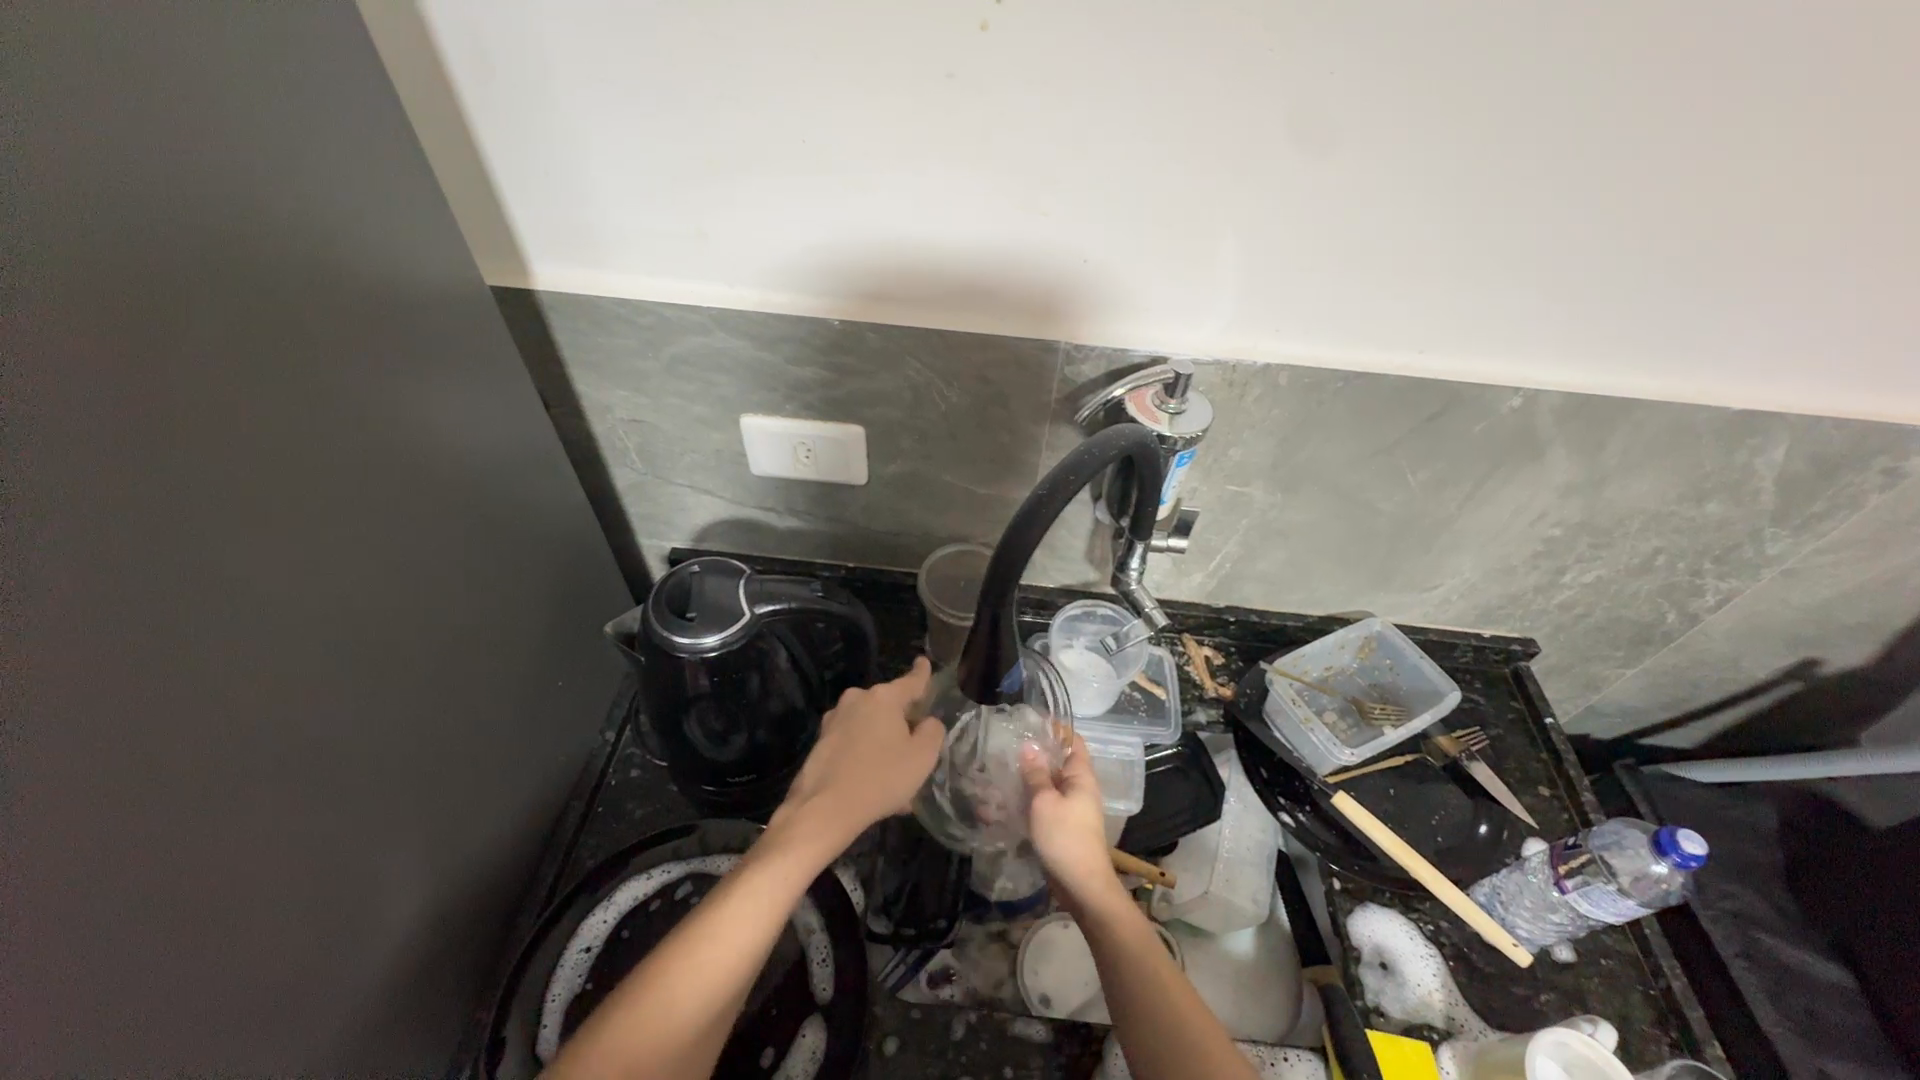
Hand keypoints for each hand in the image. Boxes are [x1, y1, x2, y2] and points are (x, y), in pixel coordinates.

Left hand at [774, 657, 944, 844]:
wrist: (824, 808)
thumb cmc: (881, 778)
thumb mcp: (922, 757)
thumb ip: (932, 732)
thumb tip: (927, 722)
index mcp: (883, 698)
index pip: (911, 681)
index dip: (922, 673)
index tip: (923, 661)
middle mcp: (856, 700)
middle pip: (889, 707)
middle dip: (903, 725)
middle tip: (917, 752)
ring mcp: (834, 720)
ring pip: (870, 730)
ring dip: (884, 747)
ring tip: (897, 783)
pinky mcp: (821, 742)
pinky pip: (853, 745)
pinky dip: (866, 759)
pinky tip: (875, 788)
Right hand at [1020, 732, 1126, 913]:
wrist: (1081, 885)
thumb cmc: (1065, 837)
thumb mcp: (1045, 801)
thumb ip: (1036, 774)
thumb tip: (1029, 746)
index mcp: (1081, 777)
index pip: (1074, 742)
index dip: (1057, 729)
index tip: (1032, 721)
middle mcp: (1079, 789)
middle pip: (1058, 763)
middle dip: (1035, 755)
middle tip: (1007, 746)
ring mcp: (1071, 810)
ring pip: (1048, 786)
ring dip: (1027, 780)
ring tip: (1000, 771)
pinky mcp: (1061, 827)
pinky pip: (1044, 806)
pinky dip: (1027, 802)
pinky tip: (1004, 803)